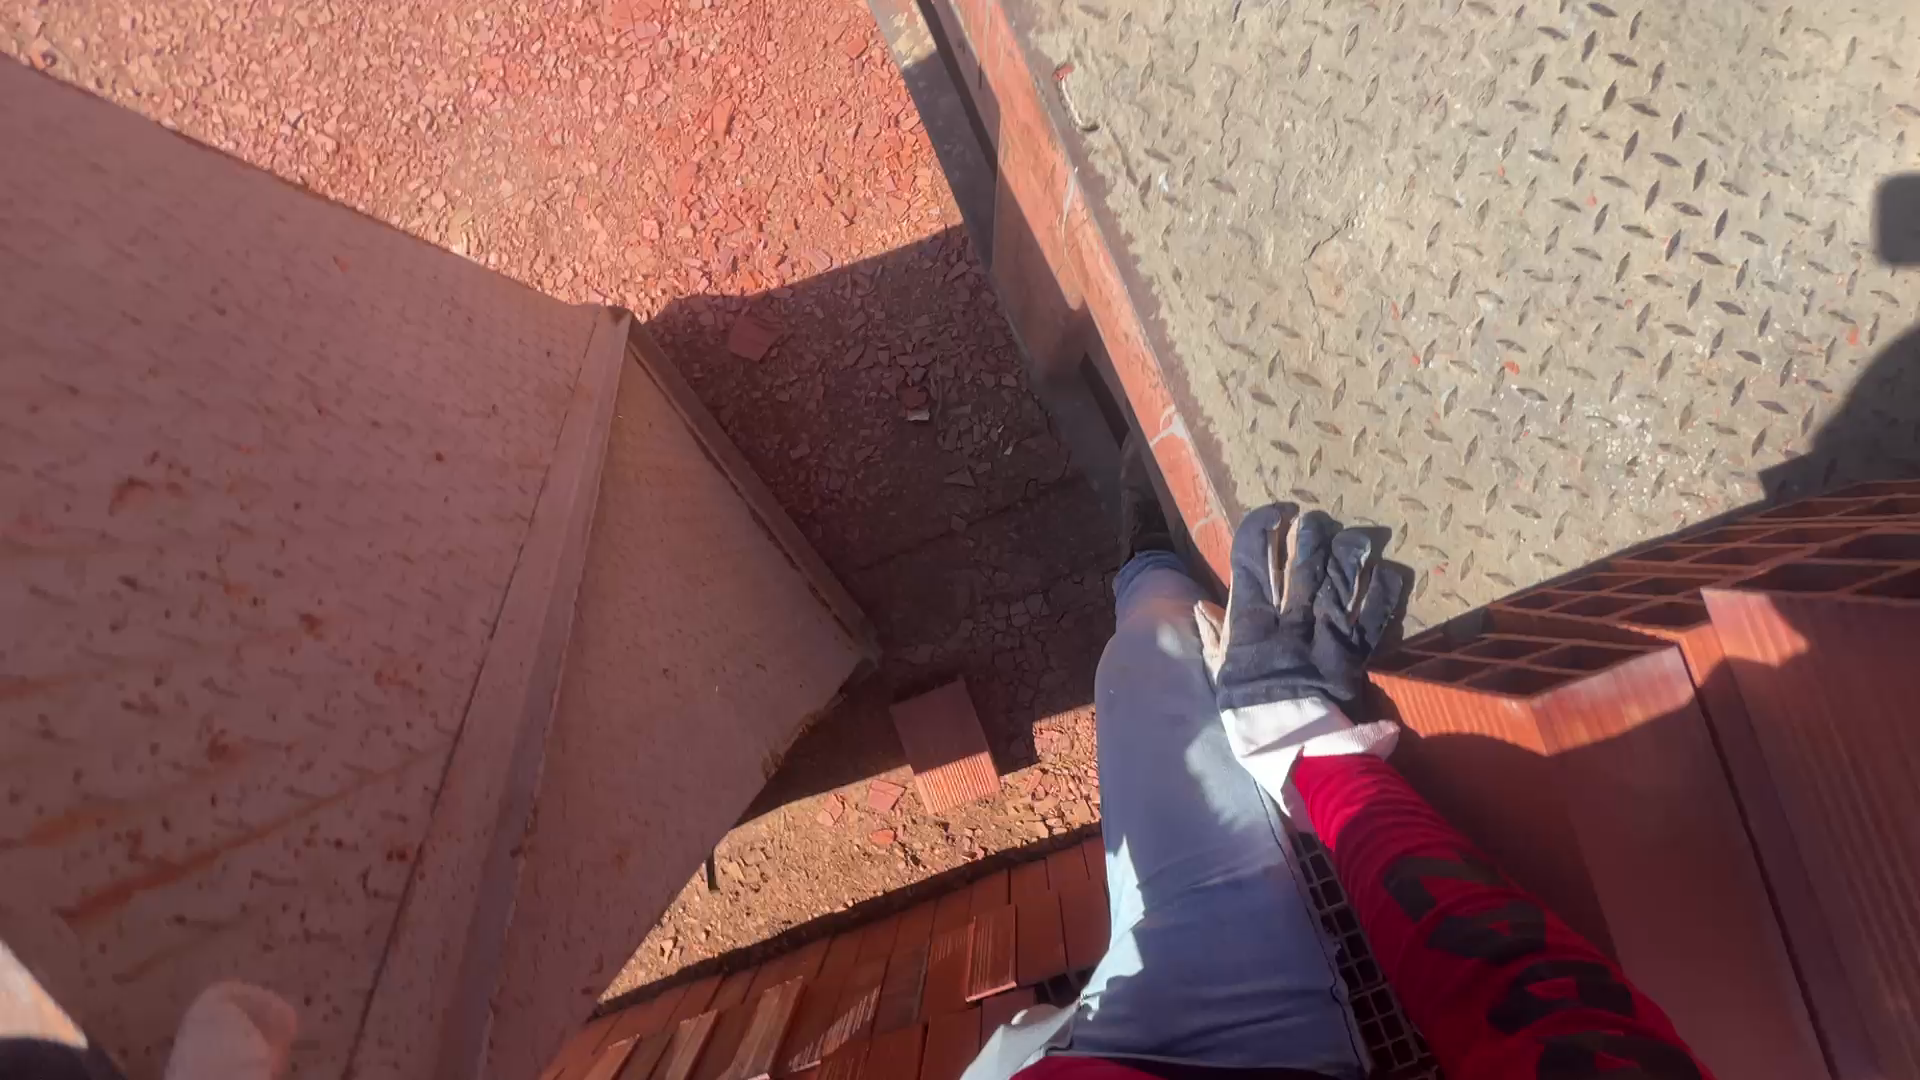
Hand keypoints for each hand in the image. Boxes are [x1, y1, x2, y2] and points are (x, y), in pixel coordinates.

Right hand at [1194, 504, 1406, 821]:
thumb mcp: (1219, 673)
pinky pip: (1376, 612)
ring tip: (1354, 537)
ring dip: (1349, 550)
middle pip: (1302, 560)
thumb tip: (1202, 606)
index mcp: (1250, 620)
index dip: (1262, 528)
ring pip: (1340, 577)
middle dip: (1310, 532)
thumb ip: (1214, 637)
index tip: (1275, 513)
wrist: (1294, 746)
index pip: (1250, 560)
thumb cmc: (1248, 710)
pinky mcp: (1357, 649)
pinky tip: (1389, 571)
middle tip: (1315, 521)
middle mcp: (1288, 617)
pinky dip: (1385, 589)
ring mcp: (1325, 631)